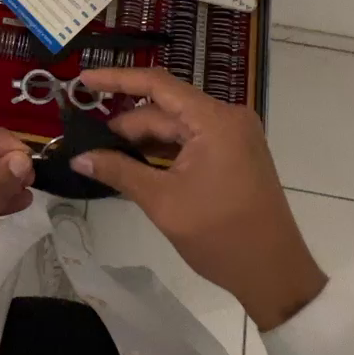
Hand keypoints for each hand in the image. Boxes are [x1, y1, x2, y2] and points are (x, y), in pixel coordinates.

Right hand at [73, 67, 326, 330]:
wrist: (275, 275)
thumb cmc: (221, 236)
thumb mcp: (162, 202)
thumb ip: (119, 171)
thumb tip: (78, 158)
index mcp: (214, 120)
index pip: (157, 85)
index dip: (116, 79)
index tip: (83, 80)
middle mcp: (227, 117)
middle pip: (164, 108)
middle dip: (126, 124)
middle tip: (87, 142)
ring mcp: (233, 135)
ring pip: (175, 125)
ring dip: (143, 139)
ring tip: (105, 154)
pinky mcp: (234, 153)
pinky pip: (190, 139)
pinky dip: (163, 149)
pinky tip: (136, 163)